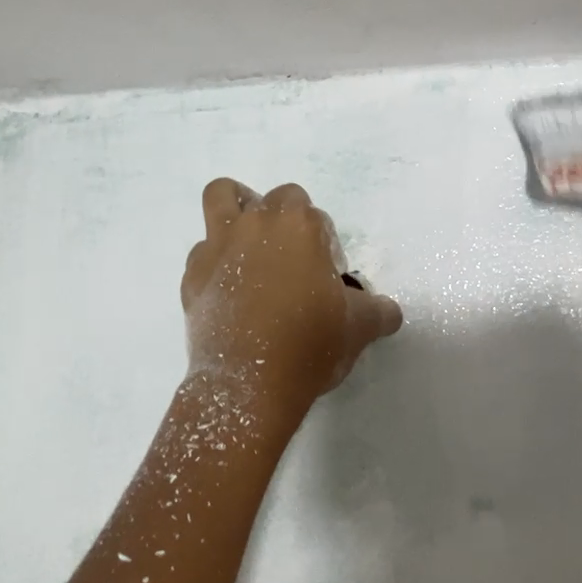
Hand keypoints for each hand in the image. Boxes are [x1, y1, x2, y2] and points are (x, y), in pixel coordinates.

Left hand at [183, 179, 402, 409]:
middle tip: (293, 259)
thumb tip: (389, 312)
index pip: (314, 213)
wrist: (249, 386)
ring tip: (248, 240)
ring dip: (235, 206)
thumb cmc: (309, 344)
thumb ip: (378, 311)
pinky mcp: (192, 275)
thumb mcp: (359, 328)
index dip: (323, 241)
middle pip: (273, 198)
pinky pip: (202, 250)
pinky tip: (227, 289)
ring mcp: (219, 245)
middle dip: (284, 218)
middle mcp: (258, 223)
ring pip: (221, 196)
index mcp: (300, 225)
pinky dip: (214, 261)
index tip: (325, 274)